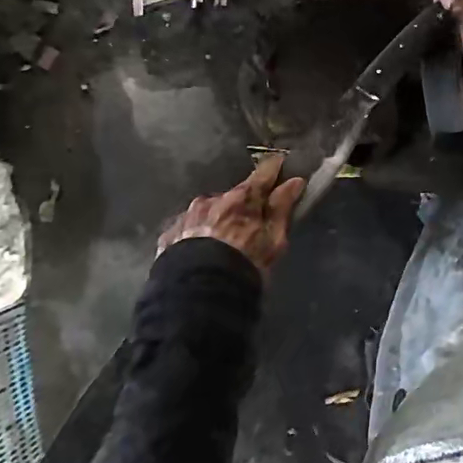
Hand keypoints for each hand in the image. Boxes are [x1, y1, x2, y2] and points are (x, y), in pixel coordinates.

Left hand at [156, 154, 305, 273]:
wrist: (196, 296)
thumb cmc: (244, 265)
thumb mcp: (274, 240)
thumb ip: (282, 208)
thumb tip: (294, 181)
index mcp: (242, 198)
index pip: (264, 172)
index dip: (274, 169)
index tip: (281, 166)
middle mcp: (213, 199)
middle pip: (234, 196)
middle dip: (242, 205)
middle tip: (249, 226)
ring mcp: (187, 215)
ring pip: (209, 211)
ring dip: (218, 220)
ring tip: (221, 244)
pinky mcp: (168, 234)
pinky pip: (189, 228)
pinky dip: (197, 234)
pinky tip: (200, 252)